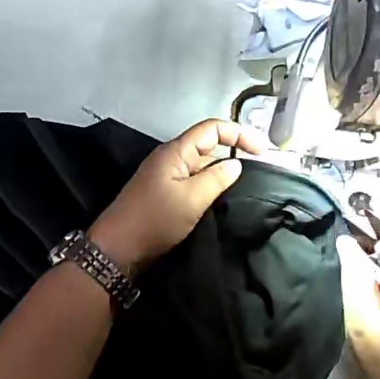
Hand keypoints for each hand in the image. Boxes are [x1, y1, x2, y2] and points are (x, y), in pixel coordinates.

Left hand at [90, 119, 269, 271]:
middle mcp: (170, 158)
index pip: (212, 128)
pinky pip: (193, 181)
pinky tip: (222, 198)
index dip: (239, 134)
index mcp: (175, 151)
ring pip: (201, 164)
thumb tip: (236, 164)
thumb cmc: (154, 220)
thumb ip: (217, 178)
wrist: (117, 250)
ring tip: (246, 183)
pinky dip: (210, 184)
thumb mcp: (192, 198)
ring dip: (223, 169)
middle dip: (234, 149)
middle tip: (260, 167)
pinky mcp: (163, 194)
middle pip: (207, 144)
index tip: (262, 151)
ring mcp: (165, 176)